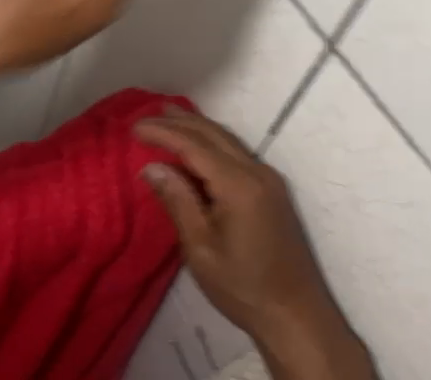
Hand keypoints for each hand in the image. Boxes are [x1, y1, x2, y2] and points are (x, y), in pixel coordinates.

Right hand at [135, 107, 366, 371]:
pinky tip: (198, 146)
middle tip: (148, 113)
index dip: (163, 133)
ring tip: (169, 118)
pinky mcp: (272, 191)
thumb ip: (178, 201)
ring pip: (227, 140)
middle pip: (213, 134)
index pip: (194, 145)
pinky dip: (212, 142)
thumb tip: (152, 166)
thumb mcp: (201, 249)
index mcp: (238, 185)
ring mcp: (268, 180)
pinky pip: (237, 153)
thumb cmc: (243, 288)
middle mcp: (256, 172)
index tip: (133, 127)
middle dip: (180, 121)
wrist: (296, 316)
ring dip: (197, 127)